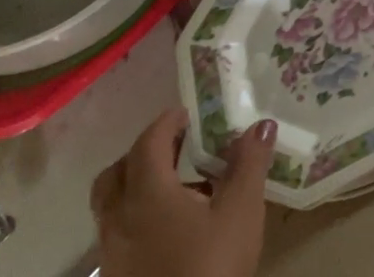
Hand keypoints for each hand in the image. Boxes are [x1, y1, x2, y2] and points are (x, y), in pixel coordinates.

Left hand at [91, 108, 276, 276]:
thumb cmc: (212, 262)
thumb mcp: (241, 210)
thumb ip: (249, 164)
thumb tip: (261, 124)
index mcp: (147, 194)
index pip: (147, 144)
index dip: (167, 123)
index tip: (189, 112)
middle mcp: (119, 217)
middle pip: (116, 172)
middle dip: (144, 152)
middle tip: (178, 144)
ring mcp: (113, 249)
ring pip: (112, 203)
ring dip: (138, 182)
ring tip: (179, 184)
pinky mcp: (118, 272)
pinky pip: (118, 228)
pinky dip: (138, 211)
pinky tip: (174, 223)